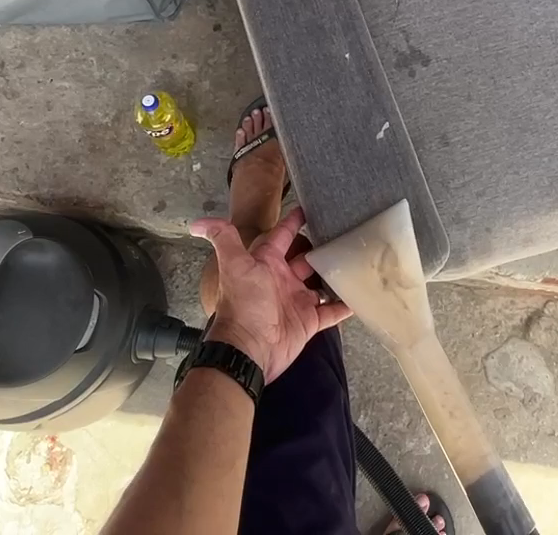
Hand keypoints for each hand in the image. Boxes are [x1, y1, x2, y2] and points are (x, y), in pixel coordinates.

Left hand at [192, 206, 349, 382]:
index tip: (312, 206)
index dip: (295, 221)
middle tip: (346, 230)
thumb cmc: (243, 303)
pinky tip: (362, 293)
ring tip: (359, 257)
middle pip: (307, 258)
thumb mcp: (234, 265)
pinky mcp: (310, 321)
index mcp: (268, 263)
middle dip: (322, 246)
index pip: (283, 236)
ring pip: (322, 282)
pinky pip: (332, 310)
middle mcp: (284, 279)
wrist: (248, 350)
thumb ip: (223, 239)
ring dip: (336, 273)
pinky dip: (345, 304)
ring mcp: (298, 300)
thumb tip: (195, 223)